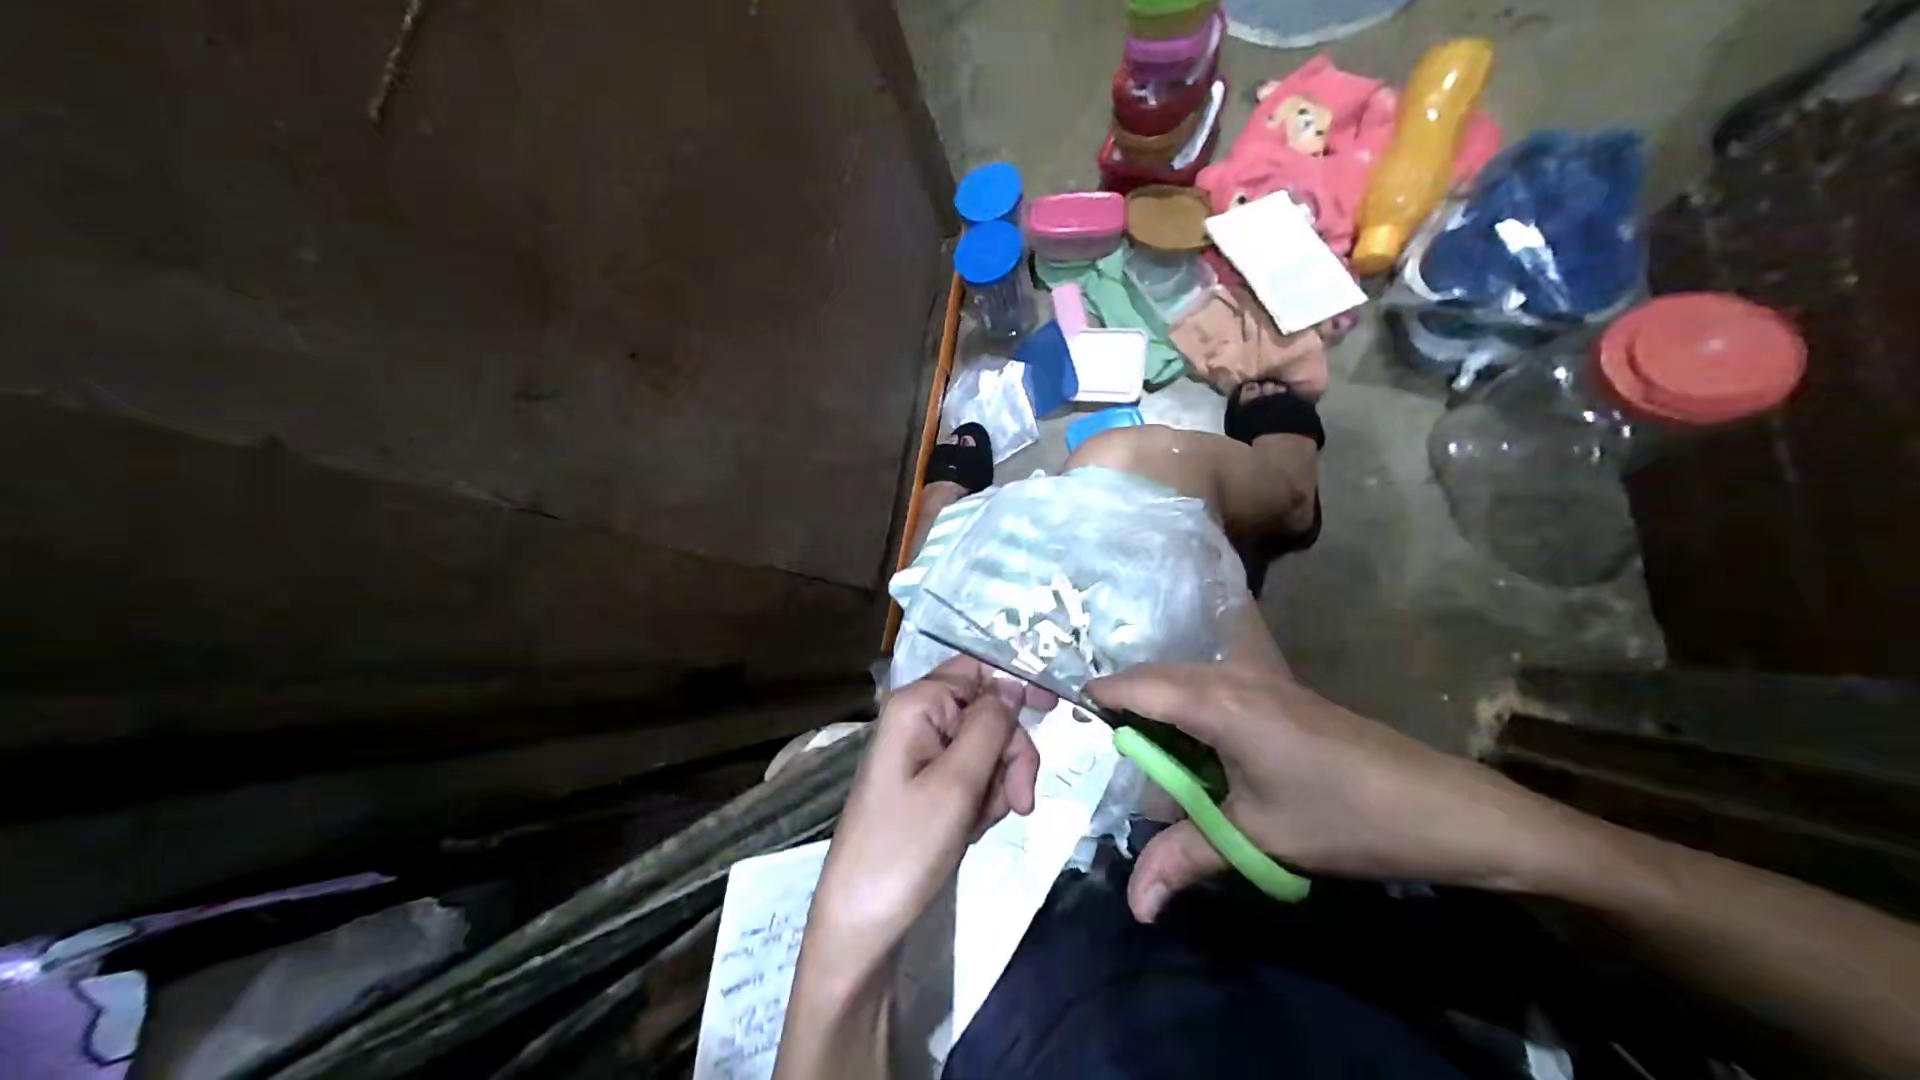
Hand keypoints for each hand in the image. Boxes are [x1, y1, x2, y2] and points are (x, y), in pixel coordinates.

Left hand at [804, 658, 1045, 971]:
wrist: (864, 920)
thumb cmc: (906, 847)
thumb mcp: (957, 782)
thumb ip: (991, 724)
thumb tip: (1013, 683)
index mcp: (917, 704)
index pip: (979, 670)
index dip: (1017, 685)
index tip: (1055, 711)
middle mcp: (919, 718)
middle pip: (990, 711)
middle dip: (1010, 754)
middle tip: (1018, 801)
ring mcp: (924, 752)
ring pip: (988, 747)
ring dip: (998, 783)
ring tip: (980, 823)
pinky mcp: (930, 783)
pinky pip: (975, 775)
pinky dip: (984, 799)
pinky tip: (971, 829)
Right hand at [1089, 663, 1593, 921]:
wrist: (1448, 808)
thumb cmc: (1346, 817)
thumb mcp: (1257, 838)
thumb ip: (1184, 859)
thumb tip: (1133, 905)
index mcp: (1218, 703)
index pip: (1134, 686)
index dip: (1097, 702)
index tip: (1068, 728)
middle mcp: (1232, 676)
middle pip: (1154, 677)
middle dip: (1123, 708)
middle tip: (1101, 755)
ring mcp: (1259, 679)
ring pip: (1183, 680)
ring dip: (1157, 709)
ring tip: (1141, 756)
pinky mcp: (1278, 691)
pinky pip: (1210, 687)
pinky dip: (1186, 710)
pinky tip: (1192, 749)